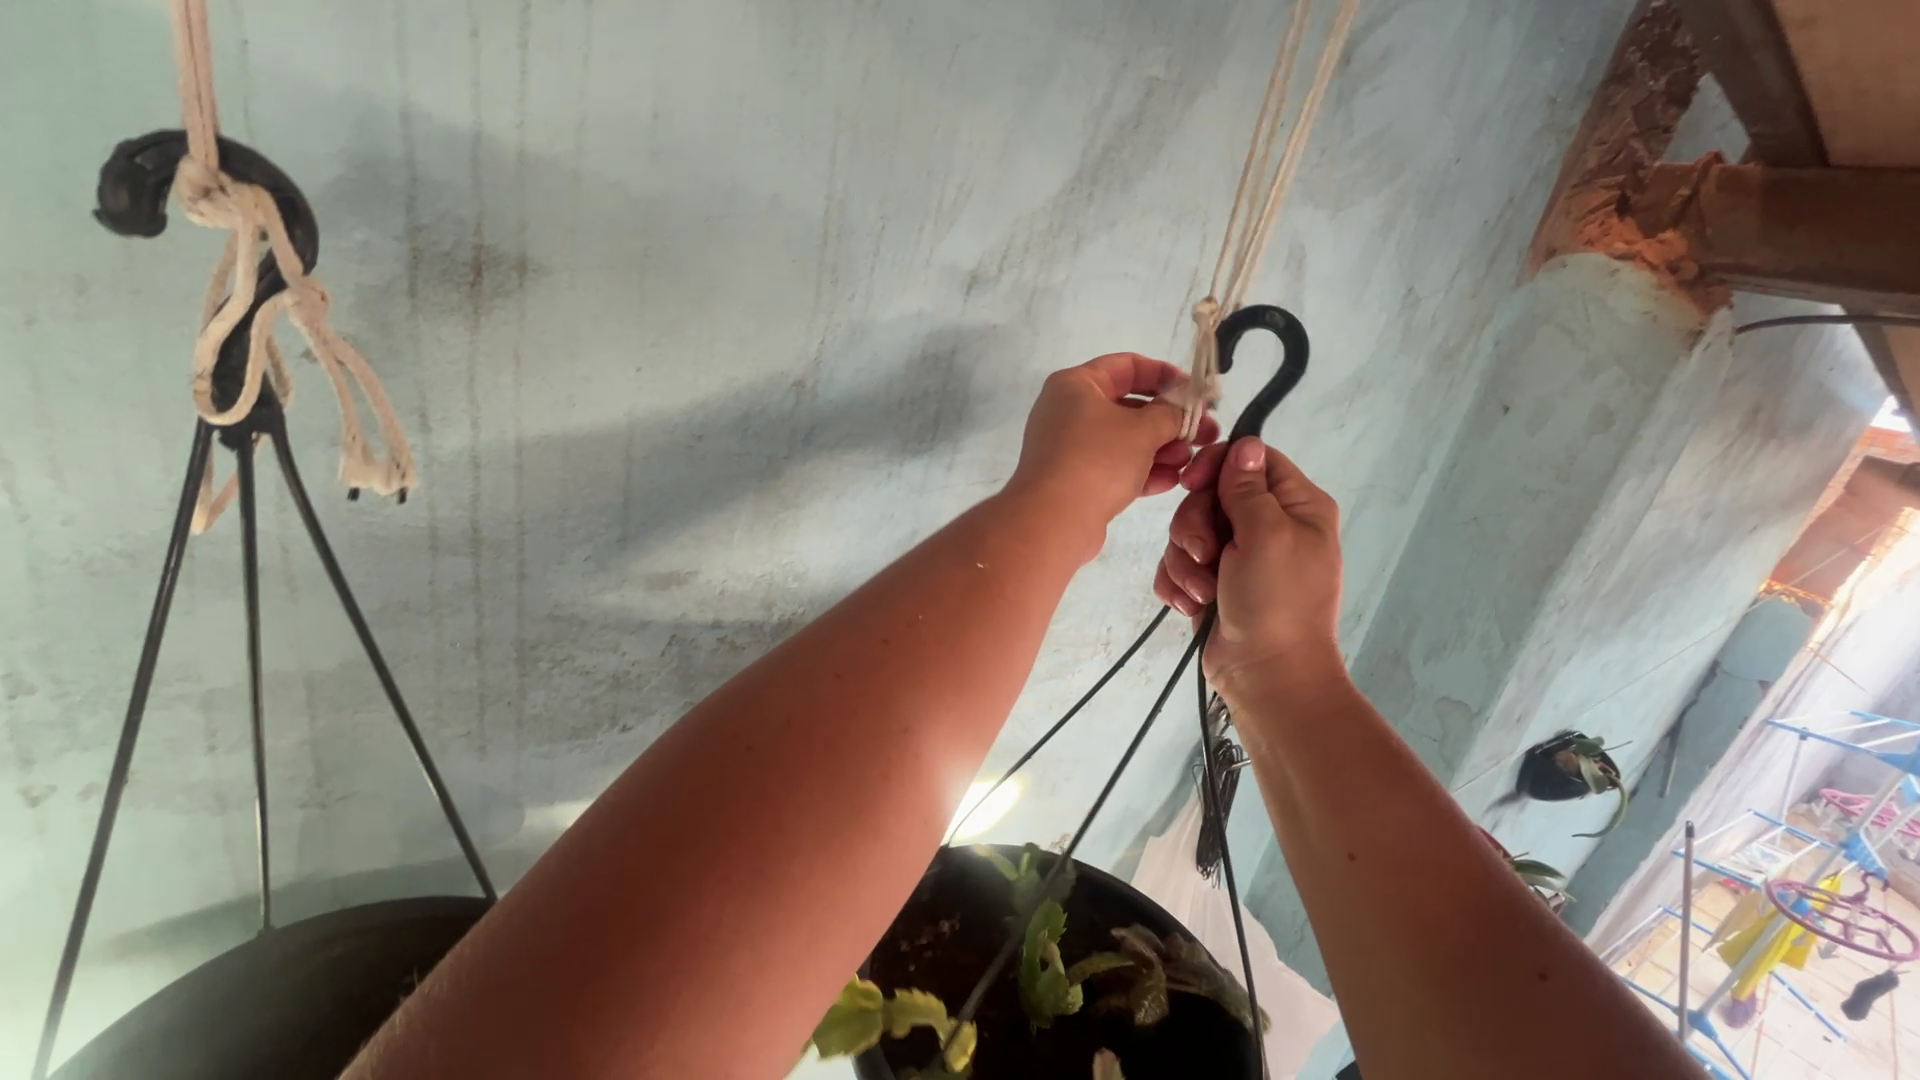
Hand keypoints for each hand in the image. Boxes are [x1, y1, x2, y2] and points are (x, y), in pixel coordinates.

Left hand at [1005, 354, 1218, 535]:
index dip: (1166, 375)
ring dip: (1161, 448)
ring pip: (1124, 440)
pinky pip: (1113, 467)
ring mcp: (1069, 447)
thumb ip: (1171, 412)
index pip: (1127, 366)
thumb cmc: (1097, 461)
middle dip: (1170, 420)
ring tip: (1191, 460)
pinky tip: (1173, 481)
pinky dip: (1142, 471)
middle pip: (1129, 406)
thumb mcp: (1142, 430)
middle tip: (1206, 433)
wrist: (1052, 522)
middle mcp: (1068, 411)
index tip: (1197, 392)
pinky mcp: (1075, 480)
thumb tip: (1185, 405)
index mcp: (1076, 385)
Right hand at [1153, 436, 1341, 693]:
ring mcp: (1238, 557)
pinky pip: (1179, 565)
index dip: (1216, 466)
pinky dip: (1179, 584)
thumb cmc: (1276, 602)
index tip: (1191, 483)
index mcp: (1296, 506)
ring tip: (1201, 592)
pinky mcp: (1212, 583)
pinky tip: (1191, 605)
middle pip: (1210, 496)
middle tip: (1203, 556)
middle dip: (1195, 527)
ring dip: (1185, 563)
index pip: (1251, 460)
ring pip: (1188, 532)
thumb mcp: (1266, 535)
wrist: (1267, 677)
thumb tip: (1245, 444)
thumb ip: (1248, 488)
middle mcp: (1268, 525)